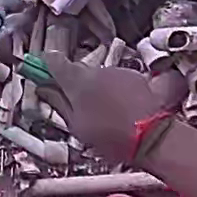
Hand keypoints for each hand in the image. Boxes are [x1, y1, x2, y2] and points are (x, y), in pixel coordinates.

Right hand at [41, 54, 186, 163]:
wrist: (153, 137)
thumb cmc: (110, 136)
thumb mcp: (76, 126)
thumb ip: (58, 103)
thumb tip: (44, 88)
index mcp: (75, 80)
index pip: (53, 60)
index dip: (46, 64)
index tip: (42, 72)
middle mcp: (95, 70)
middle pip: (77, 70)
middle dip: (74, 83)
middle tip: (77, 105)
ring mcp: (116, 71)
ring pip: (98, 76)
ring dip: (97, 88)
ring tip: (103, 112)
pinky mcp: (134, 75)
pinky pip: (117, 80)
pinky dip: (115, 90)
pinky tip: (121, 108)